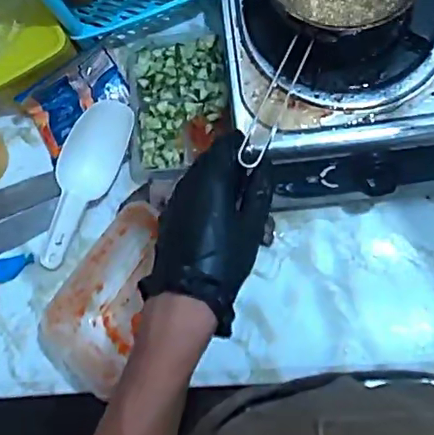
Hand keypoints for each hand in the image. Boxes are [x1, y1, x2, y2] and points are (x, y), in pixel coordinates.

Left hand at [138, 130, 272, 337]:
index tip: (257, 161)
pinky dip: (205, 194)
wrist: (186, 292)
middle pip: (213, 157)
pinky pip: (191, 190)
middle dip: (233, 166)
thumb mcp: (252, 226)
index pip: (227, 142)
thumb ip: (258, 190)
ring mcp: (176, 193)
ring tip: (237, 208)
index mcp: (211, 177)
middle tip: (251, 189)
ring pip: (201, 174)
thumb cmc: (225, 258)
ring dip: (219, 181)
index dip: (244, 147)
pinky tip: (217, 219)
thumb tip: (263, 164)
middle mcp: (189, 178)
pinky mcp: (170, 209)